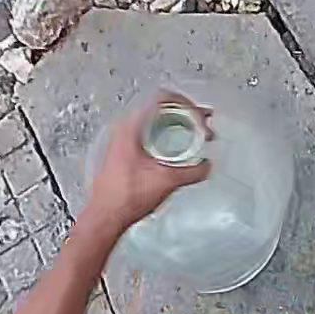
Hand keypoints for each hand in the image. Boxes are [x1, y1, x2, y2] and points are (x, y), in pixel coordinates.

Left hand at [84, 93, 210, 229]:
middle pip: (162, 108)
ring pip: (158, 122)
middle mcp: (127, 129)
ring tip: (198, 138)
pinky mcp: (128, 152)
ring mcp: (126, 140)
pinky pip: (154, 135)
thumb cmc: (125, 196)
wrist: (107, 215)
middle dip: (188, 115)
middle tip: (205, 126)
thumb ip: (193, 171)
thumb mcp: (168, 181)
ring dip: (181, 127)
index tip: (200, 118)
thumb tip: (207, 166)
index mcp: (132, 127)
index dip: (187, 104)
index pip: (162, 98)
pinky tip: (183, 152)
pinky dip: (171, 138)